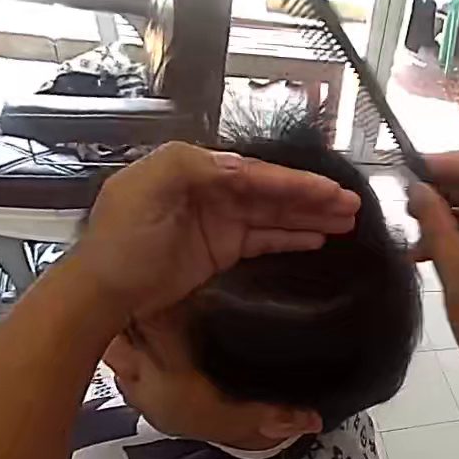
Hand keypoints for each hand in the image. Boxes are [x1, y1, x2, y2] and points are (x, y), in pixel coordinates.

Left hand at [67, 142, 359, 315]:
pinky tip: (317, 238)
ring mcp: (220, 222)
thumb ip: (188, 167)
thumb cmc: (121, 242)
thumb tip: (239, 165)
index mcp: (194, 171)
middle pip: (273, 192)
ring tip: (346, 220)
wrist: (107, 293)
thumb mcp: (145, 191)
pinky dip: (292, 237)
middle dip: (313, 197)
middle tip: (350, 204)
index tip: (329, 190)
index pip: (256, 174)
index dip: (295, 182)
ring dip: (311, 216)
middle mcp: (212, 192)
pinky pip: (267, 238)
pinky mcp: (225, 249)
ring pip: (276, 215)